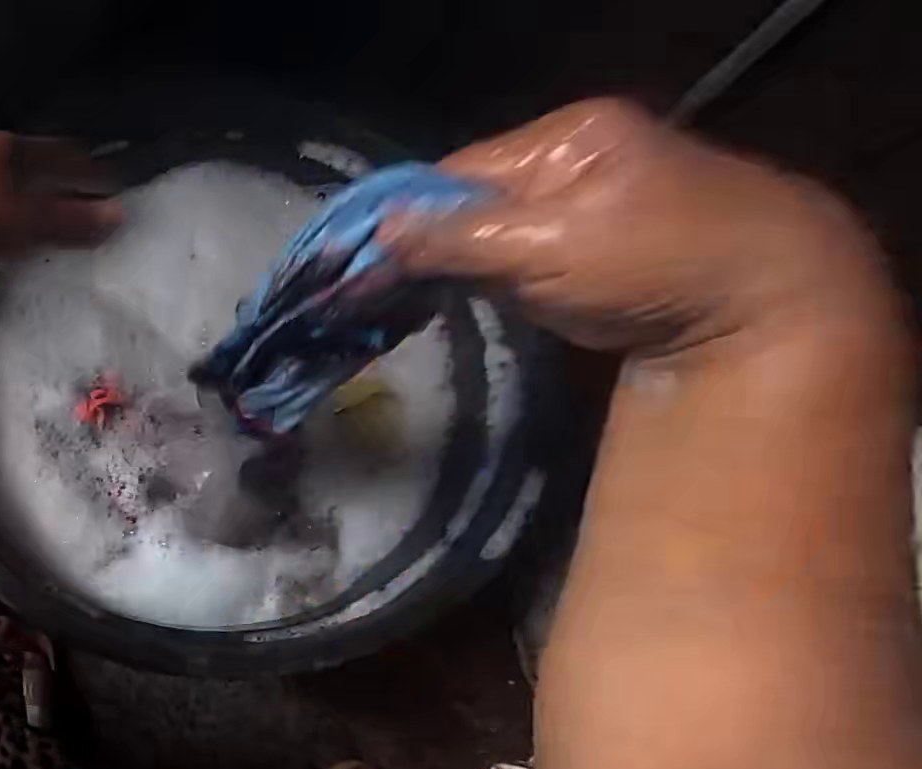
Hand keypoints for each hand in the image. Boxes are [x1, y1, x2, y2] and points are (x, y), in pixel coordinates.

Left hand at [0, 131, 122, 265]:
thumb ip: (66, 221)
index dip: (86, 168)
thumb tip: (117, 217)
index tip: (108, 181)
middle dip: (47, 178)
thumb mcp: (20, 223)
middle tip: (69, 196)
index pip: (59, 154)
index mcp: (5, 153)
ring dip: (9, 199)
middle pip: (21, 163)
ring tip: (25, 218)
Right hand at [385, 99, 902, 358]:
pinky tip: (410, 299)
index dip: (395, 217)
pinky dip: (442, 280)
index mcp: (559, 140)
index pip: (448, 175)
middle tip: (353, 288)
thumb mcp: (545, 244)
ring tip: (370, 299)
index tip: (347, 261)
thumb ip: (455, 237)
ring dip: (417, 268)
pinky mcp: (543, 251)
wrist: (740, 309)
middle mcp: (549, 165)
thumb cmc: (650, 260)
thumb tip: (377, 230)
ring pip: (455, 236)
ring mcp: (547, 209)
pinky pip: (473, 259)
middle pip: (448, 205)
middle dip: (402, 247)